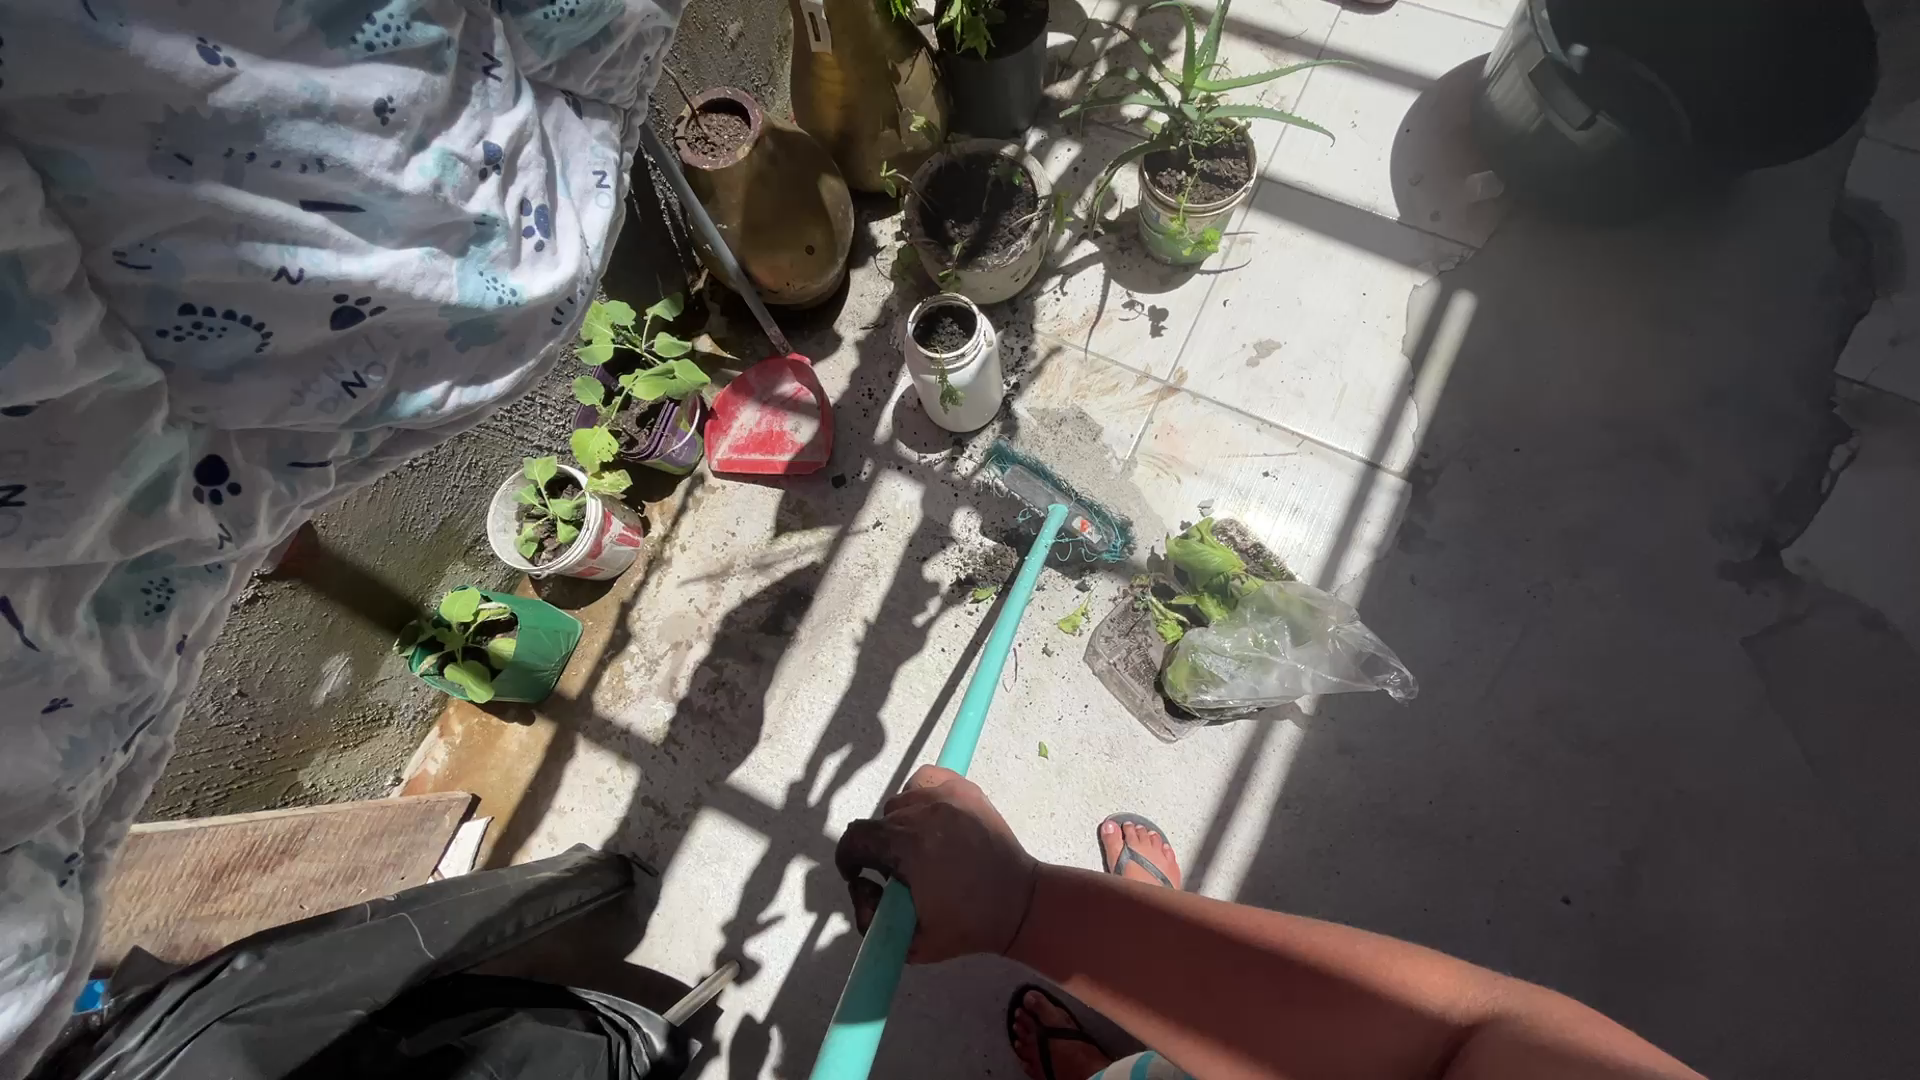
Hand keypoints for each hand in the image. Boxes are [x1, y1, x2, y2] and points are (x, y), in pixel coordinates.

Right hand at [835, 765, 1039, 962]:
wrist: (1019, 901)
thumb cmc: (967, 925)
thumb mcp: (911, 941)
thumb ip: (871, 920)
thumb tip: (862, 889)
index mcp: (906, 845)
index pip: (855, 839)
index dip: (850, 860)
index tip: (862, 876)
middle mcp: (922, 811)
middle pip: (878, 823)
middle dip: (880, 849)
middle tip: (901, 873)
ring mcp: (944, 794)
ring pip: (901, 803)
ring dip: (902, 825)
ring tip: (924, 850)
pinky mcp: (963, 787)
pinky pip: (923, 780)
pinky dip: (920, 796)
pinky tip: (933, 820)